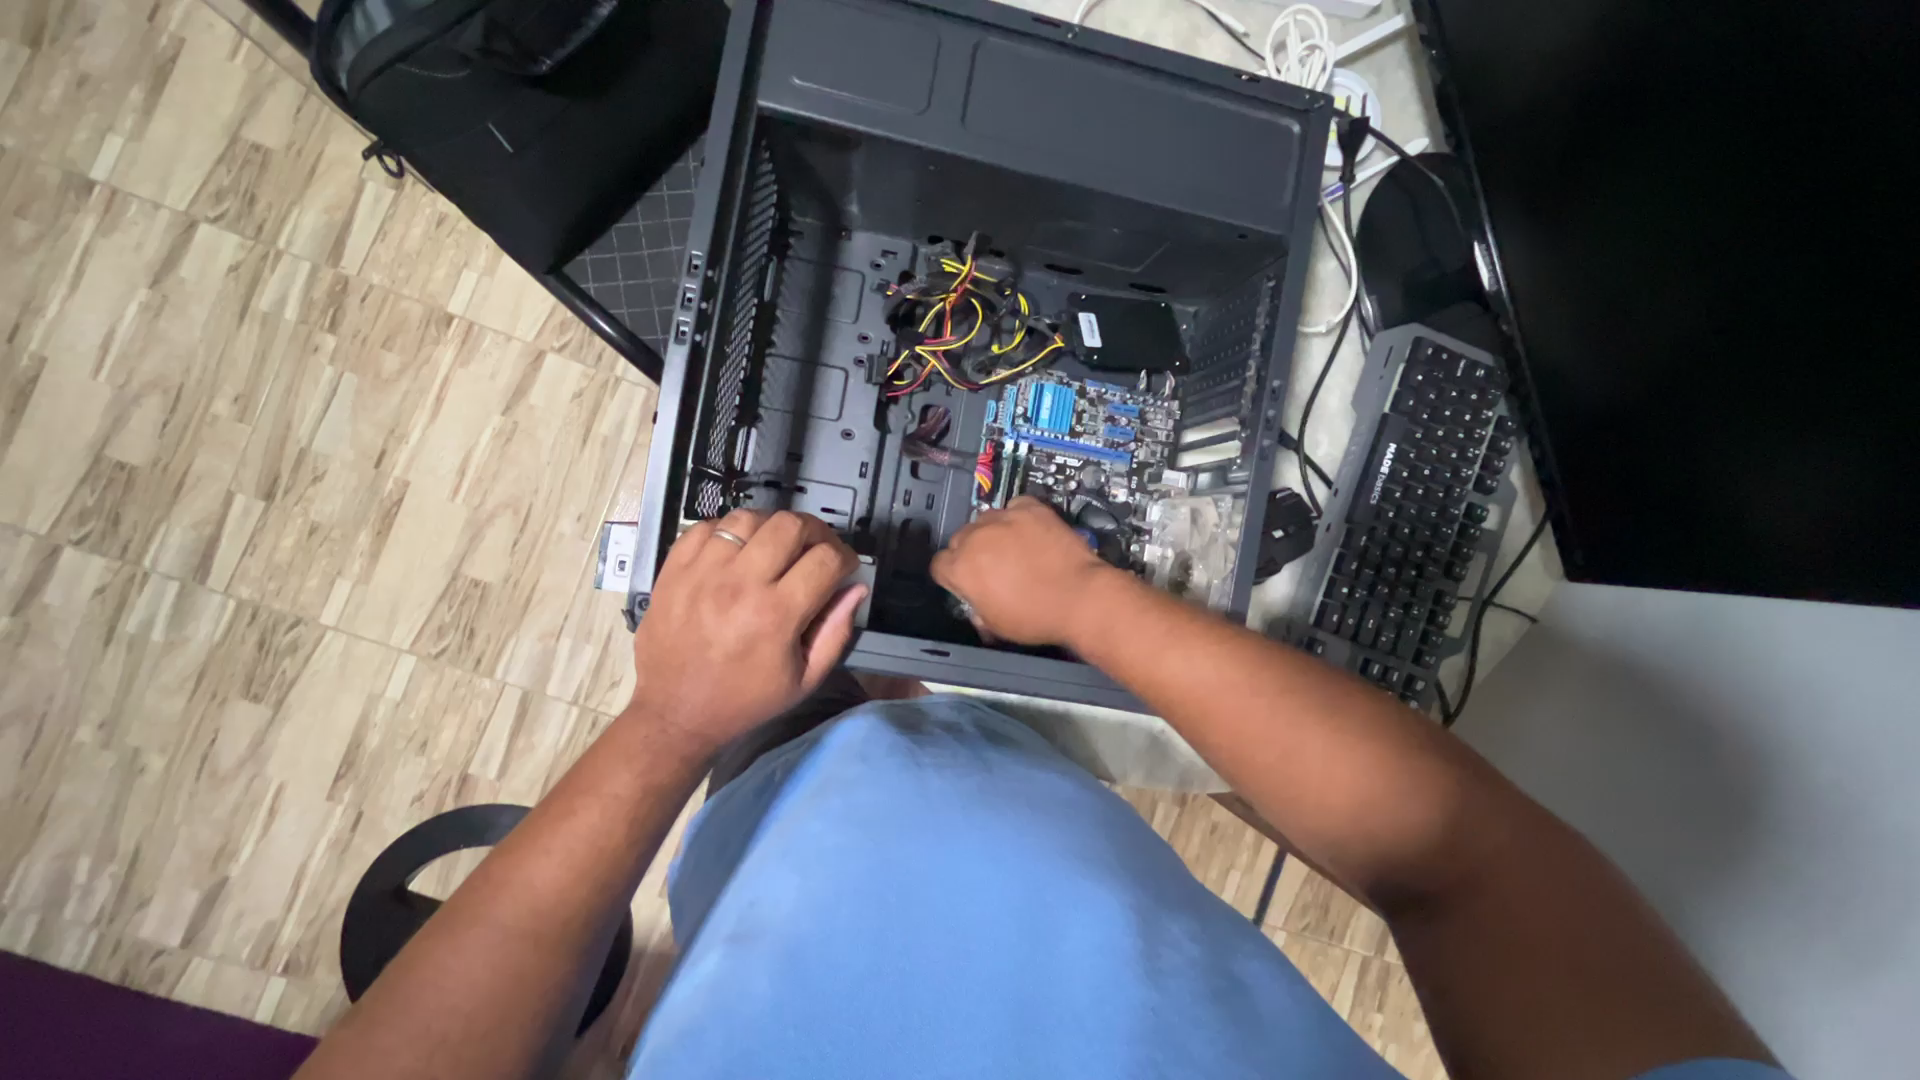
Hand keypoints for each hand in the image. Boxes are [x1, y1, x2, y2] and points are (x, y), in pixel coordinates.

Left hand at [627, 509, 864, 749]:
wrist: (674, 713)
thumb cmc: (745, 700)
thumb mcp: (804, 680)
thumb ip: (836, 632)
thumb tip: (856, 589)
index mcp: (776, 615)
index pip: (826, 559)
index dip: (845, 557)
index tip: (845, 568)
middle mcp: (741, 585)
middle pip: (790, 525)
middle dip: (815, 531)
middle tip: (816, 549)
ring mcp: (703, 572)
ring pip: (749, 518)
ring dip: (772, 527)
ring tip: (777, 547)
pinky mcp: (675, 569)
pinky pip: (708, 526)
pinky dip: (730, 532)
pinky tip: (738, 551)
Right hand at [930, 496, 1125, 645]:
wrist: (1080, 597)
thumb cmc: (1037, 617)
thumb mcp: (995, 625)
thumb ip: (977, 608)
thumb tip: (977, 603)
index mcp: (961, 568)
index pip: (939, 565)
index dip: (951, 575)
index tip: (965, 581)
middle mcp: (976, 537)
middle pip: (960, 538)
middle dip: (971, 552)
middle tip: (993, 568)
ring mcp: (1003, 518)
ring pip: (985, 520)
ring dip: (992, 533)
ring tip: (1014, 549)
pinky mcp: (1030, 508)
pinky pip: (1014, 506)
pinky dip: (1018, 516)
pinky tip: (1028, 531)